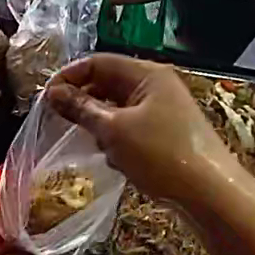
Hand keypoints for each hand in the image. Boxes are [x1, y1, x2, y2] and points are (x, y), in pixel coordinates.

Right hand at [45, 55, 242, 206]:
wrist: (210, 193)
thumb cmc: (161, 155)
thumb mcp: (114, 130)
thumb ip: (81, 109)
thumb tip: (52, 92)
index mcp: (148, 74)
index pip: (98, 62)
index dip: (69, 77)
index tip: (44, 99)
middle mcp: (158, 86)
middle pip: (109, 84)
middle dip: (84, 102)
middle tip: (60, 123)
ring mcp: (165, 111)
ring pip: (120, 109)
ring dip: (101, 125)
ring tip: (93, 144)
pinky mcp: (168, 135)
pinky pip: (133, 129)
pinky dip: (118, 140)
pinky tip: (115, 160)